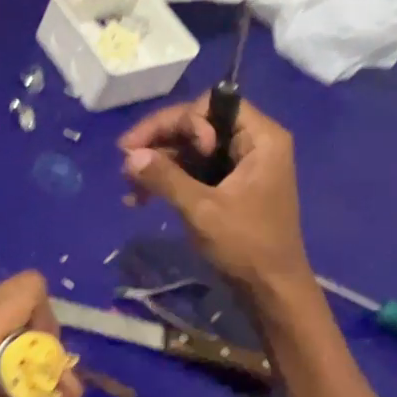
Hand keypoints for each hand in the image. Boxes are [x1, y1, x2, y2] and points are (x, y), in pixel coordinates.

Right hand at [118, 94, 309, 290]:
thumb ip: (165, 178)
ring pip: (193, 152)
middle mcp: (254, 145)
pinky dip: (171, 182)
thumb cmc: (245, 245)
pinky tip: (141, 199)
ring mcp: (243, 168)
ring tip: (129, 188)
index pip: (211, 106)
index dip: (171, 122)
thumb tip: (129, 156)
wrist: (271, 289)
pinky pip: (196, 174)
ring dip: (160, 166)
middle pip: (199, 126)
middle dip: (160, 144)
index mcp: (260, 138)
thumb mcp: (201, 209)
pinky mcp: (232, 190)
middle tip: (125, 164)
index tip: (139, 147)